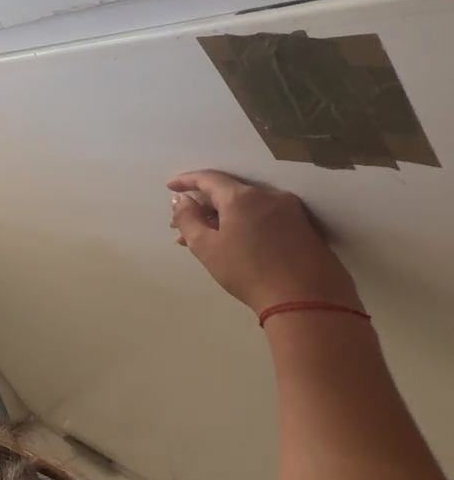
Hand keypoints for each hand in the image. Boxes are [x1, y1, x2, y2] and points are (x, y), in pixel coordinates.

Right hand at [167, 170, 360, 313]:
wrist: (309, 301)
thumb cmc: (248, 271)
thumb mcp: (204, 246)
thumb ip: (186, 217)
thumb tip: (181, 199)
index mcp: (243, 198)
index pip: (209, 178)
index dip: (186, 180)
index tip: (170, 187)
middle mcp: (271, 197)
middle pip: (229, 191)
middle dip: (203, 205)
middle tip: (181, 224)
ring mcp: (292, 211)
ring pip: (247, 205)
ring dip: (222, 216)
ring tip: (203, 238)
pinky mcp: (306, 227)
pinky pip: (264, 215)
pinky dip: (243, 222)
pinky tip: (231, 240)